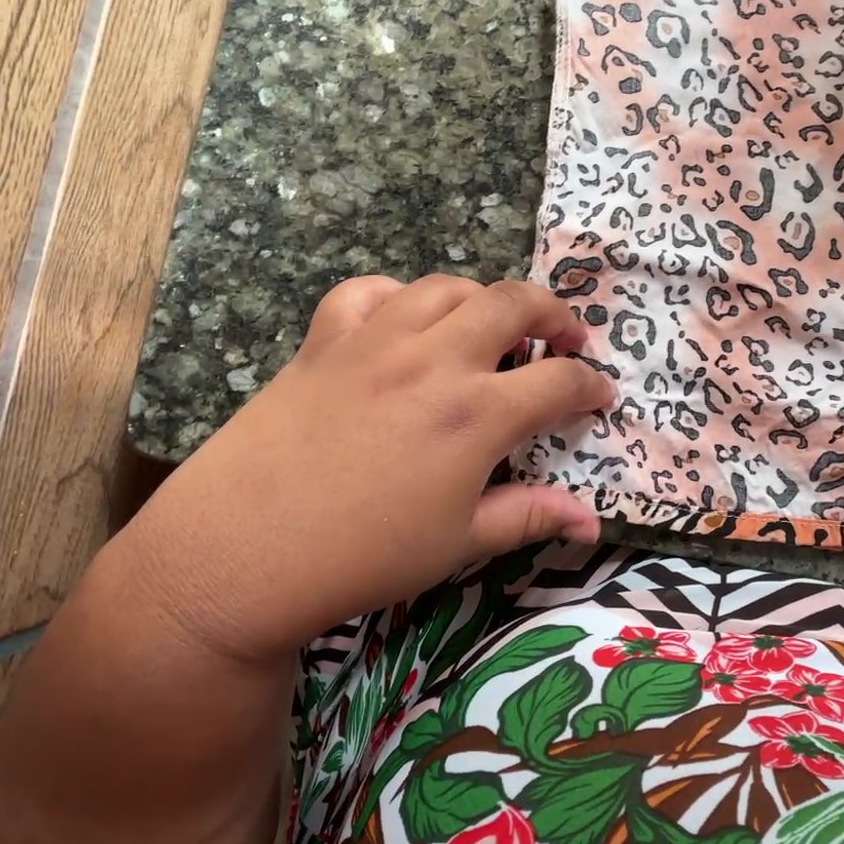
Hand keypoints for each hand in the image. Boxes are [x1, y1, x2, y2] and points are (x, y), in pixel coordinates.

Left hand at [117, 274, 611, 664]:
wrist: (241, 553)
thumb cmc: (363, 557)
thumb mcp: (459, 543)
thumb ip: (529, 516)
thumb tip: (592, 522)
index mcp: (476, 414)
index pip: (559, 381)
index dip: (591, 386)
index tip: (601, 397)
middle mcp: (434, 359)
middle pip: (513, 302)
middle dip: (554, 313)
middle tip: (564, 338)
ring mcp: (375, 341)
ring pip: (445, 286)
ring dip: (482, 298)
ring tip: (491, 326)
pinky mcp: (324, 341)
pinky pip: (367, 292)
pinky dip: (396, 297)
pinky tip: (402, 321)